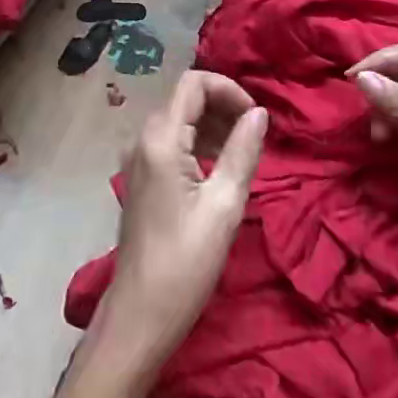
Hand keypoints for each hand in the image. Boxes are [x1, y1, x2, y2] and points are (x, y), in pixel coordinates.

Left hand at [99, 71, 267, 372]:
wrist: (139, 314)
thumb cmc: (186, 262)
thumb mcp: (225, 204)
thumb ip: (243, 150)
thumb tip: (260, 113)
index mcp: (160, 139)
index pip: (194, 83)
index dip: (229, 89)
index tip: (256, 118)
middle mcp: (142, 140)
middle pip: (186, 99)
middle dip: (224, 107)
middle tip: (255, 137)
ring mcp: (137, 159)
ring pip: (180, 120)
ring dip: (214, 126)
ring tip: (244, 154)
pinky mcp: (140, 178)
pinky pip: (172, 143)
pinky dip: (199, 144)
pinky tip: (220, 169)